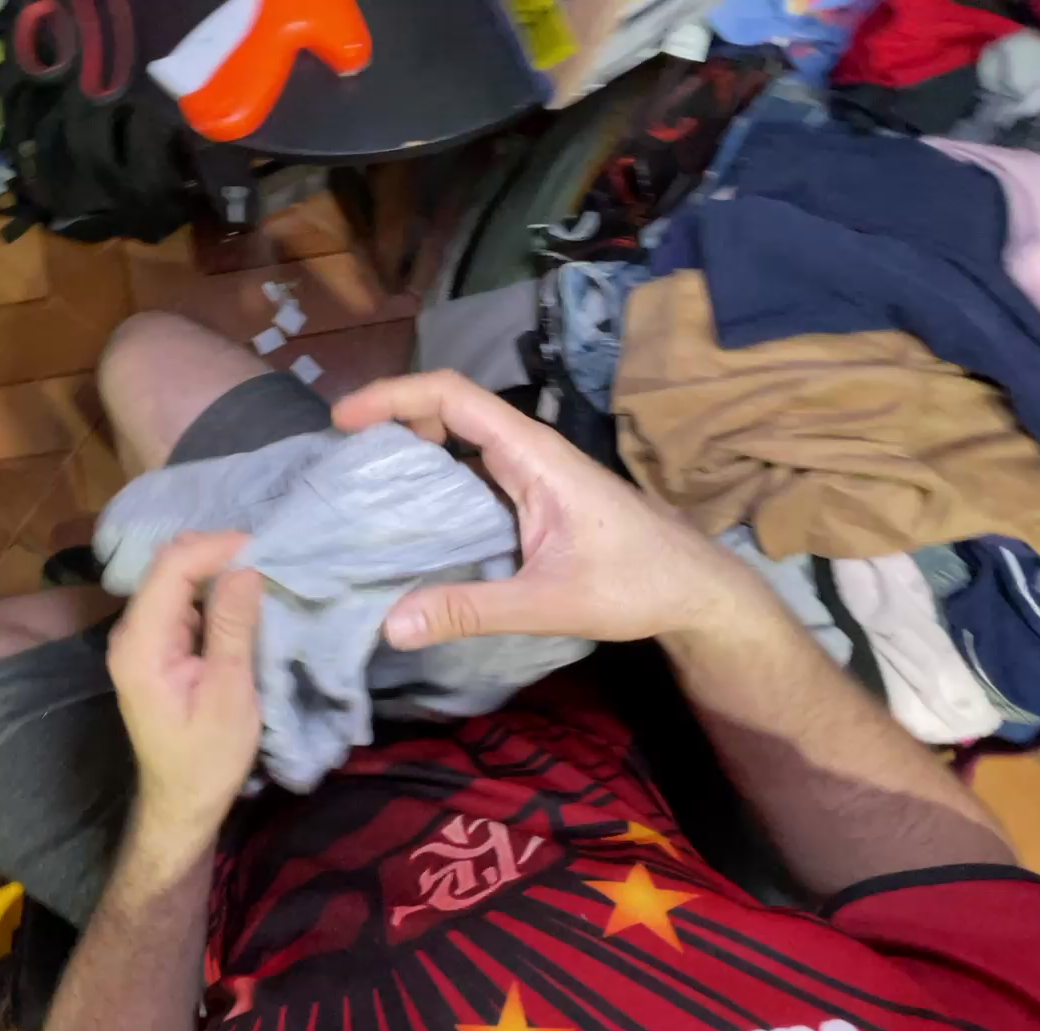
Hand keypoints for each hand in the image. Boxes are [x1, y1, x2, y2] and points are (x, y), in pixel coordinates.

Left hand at [107, 531, 264, 862]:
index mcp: (141, 644)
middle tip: (267, 557)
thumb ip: (233, 629)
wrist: (181, 802)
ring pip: (175, 579)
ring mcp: (141, 638)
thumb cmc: (207, 758)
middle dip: (216, 552)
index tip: (263, 548)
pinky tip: (241, 596)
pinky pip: (181, 599)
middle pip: (168, 567)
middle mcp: (132, 632)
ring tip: (260, 571)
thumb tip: (246, 568)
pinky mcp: (157, 646)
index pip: (171, 568)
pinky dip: (211, 589)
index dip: (215, 547)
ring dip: (215, 569)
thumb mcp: (229, 695)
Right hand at [332, 371, 762, 646]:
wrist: (696, 590)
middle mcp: (528, 452)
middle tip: (343, 457)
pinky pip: (470, 471)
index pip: (455, 398)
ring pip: (459, 439)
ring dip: (410, 447)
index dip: (394, 396)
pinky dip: (433, 479)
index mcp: (533, 456)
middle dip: (392, 420)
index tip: (344, 418)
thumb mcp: (550, 602)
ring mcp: (530, 472)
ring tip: (362, 481)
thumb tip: (392, 625)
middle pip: (449, 410)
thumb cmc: (638, 584)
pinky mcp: (531, 495)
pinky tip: (410, 515)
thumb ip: (472, 611)